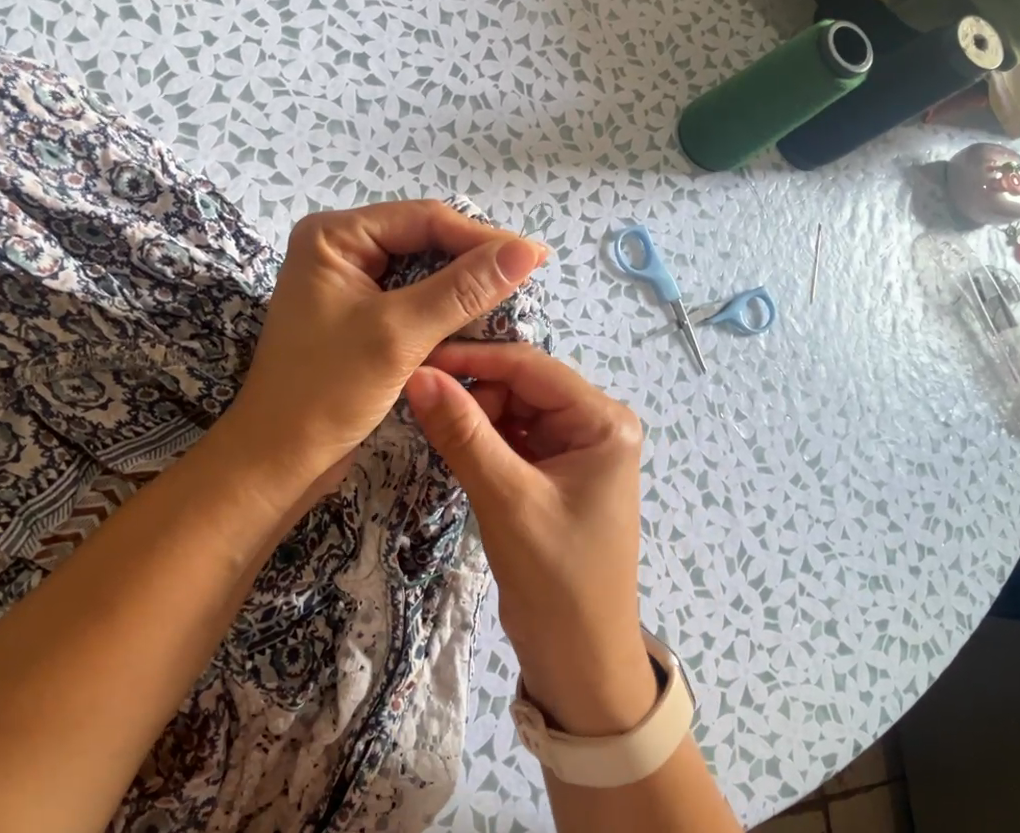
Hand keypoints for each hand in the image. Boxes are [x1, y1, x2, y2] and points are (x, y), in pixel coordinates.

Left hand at [219, 200, 547, 484]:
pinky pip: (411, 300)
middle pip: (424, 240)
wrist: (279, 459)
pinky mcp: (358, 317)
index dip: (482, 237)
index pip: (423, 219)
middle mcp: (339, 249)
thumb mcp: (399, 334)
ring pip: (421, 272)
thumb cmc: (326, 392)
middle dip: (474, 260)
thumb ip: (463, 289)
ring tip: (514, 297)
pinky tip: (479, 320)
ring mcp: (347, 284)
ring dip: (463, 287)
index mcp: (334, 236)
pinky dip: (444, 311)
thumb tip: (526, 251)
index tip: (536, 258)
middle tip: (529, 277)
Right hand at [404, 343, 656, 736]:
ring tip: (436, 435)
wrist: (580, 659)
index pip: (530, 366)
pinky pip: (512, 438)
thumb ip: (463, 433)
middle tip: (422, 410)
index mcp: (603, 421)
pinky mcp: (554, 474)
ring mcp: (575, 450)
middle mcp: (594, 425)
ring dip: (474, 418)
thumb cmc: (557, 578)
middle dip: (473, 393)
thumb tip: (418, 375)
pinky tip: (454, 451)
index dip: (472, 358)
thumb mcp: (507, 499)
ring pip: (512, 410)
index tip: (416, 359)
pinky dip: (482, 441)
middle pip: (521, 384)